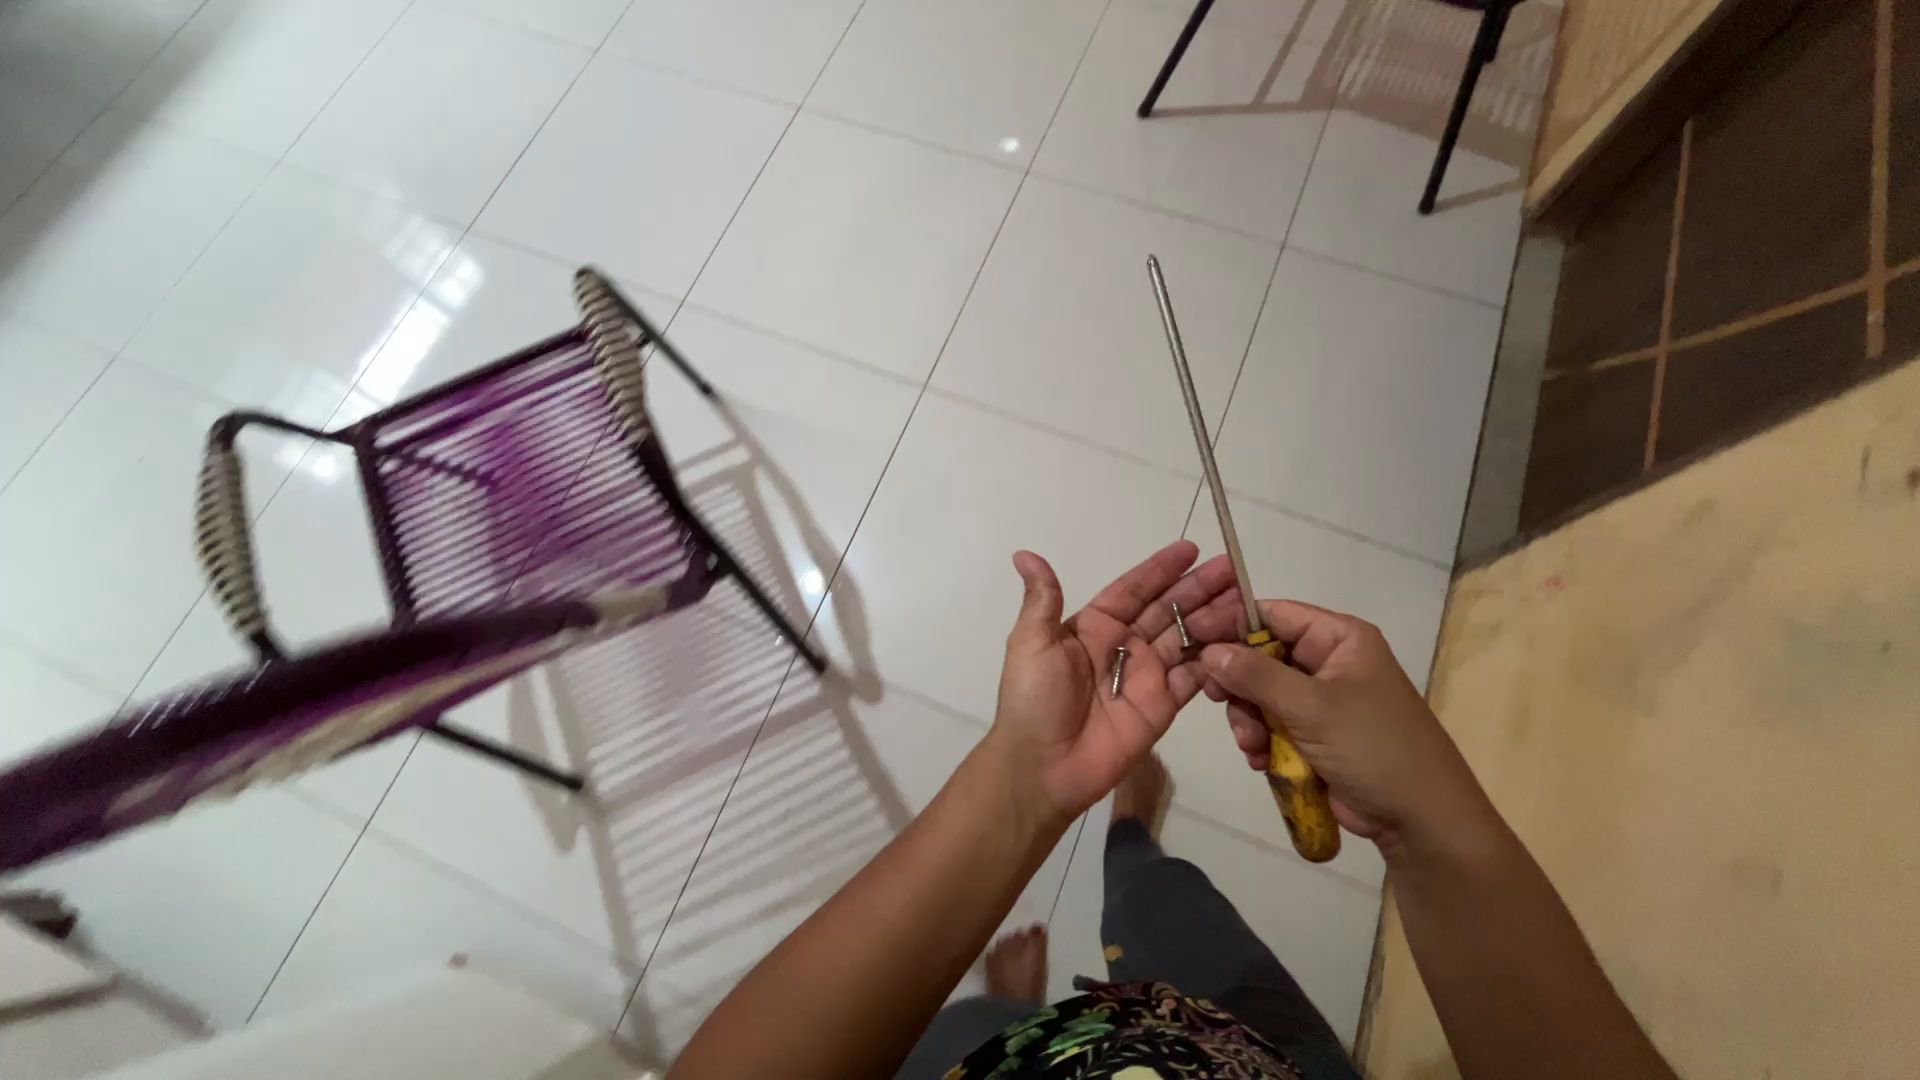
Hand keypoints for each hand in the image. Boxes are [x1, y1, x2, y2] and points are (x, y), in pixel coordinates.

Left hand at [989, 540, 1245, 819]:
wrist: (1044, 765)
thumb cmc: (1034, 699)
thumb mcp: (1031, 643)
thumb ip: (1041, 599)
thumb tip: (1022, 553)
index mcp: (1093, 626)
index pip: (1133, 589)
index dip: (1161, 568)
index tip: (1192, 548)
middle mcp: (1123, 645)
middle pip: (1167, 609)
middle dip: (1199, 588)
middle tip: (1233, 568)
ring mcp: (1146, 676)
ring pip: (1187, 638)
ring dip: (1215, 618)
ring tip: (1246, 599)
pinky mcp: (1163, 706)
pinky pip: (1194, 677)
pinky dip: (1216, 660)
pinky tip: (1241, 642)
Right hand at [1199, 601, 1493, 855]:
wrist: (1420, 820)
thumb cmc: (1374, 747)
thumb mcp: (1312, 706)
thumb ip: (1256, 675)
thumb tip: (1208, 650)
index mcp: (1339, 639)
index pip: (1271, 614)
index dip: (1230, 624)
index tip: (1192, 640)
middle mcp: (1328, 661)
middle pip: (1260, 655)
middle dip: (1238, 683)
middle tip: (1217, 699)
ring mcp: (1320, 699)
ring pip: (1259, 694)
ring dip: (1248, 719)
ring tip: (1252, 745)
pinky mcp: (1312, 734)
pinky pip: (1269, 724)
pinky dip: (1260, 740)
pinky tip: (1261, 760)